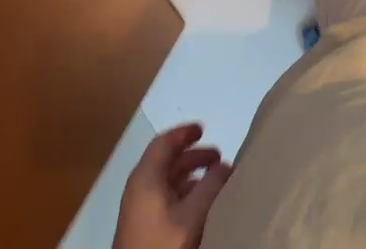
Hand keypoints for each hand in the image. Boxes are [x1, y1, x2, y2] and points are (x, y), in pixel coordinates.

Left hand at [113, 123, 232, 248]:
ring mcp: (140, 207)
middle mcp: (140, 186)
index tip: (204, 128)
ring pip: (168, 181)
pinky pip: (166, 198)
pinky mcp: (144, 226)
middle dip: (193, 156)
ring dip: (192, 176)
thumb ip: (210, 187)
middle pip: (167, 161)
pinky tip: (202, 206)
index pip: (164, 142)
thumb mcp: (191, 215)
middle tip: (219, 157)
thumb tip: (225, 165)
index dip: (184, 133)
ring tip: (216, 181)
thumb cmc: (162, 244)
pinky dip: (186, 193)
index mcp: (146, 176)